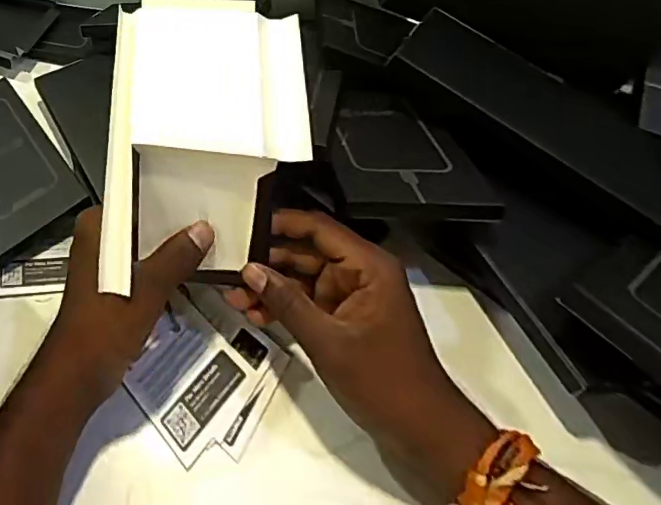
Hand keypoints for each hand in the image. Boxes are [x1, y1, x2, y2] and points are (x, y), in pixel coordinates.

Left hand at [36, 207, 212, 407]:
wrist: (75, 376)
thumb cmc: (100, 332)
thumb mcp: (145, 294)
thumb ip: (173, 260)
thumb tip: (201, 230)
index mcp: (96, 228)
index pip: (130, 193)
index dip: (162, 192)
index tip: (193, 192)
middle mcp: (96, 236)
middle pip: (139, 217)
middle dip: (170, 222)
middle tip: (208, 221)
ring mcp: (103, 259)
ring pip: (142, 241)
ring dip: (168, 246)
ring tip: (205, 243)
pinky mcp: (110, 280)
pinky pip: (140, 261)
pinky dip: (160, 265)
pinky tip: (186, 272)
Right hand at [226, 209, 492, 493]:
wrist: (425, 436)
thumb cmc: (395, 388)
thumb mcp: (329, 342)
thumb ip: (287, 302)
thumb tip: (254, 272)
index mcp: (368, 267)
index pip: (317, 227)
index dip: (281, 223)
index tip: (248, 225)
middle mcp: (360, 275)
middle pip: (304, 251)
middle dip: (268, 261)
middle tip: (235, 266)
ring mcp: (351, 296)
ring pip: (300, 277)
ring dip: (270, 287)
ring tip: (239, 293)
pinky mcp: (344, 318)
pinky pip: (305, 300)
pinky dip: (283, 306)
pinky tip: (257, 312)